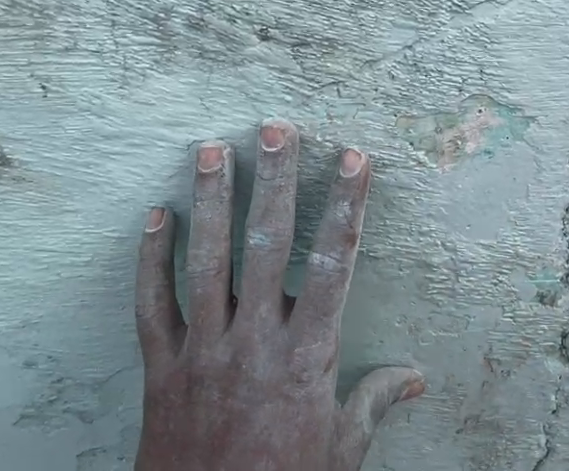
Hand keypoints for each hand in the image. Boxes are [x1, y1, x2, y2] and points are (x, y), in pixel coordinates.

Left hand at [134, 121, 422, 470]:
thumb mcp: (341, 449)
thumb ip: (375, 401)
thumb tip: (417, 378)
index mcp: (307, 355)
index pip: (335, 263)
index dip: (346, 207)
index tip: (354, 159)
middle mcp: (255, 341)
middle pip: (267, 246)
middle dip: (274, 182)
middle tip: (275, 129)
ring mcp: (203, 352)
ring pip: (206, 263)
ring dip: (210, 202)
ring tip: (210, 149)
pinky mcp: (161, 371)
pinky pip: (152, 307)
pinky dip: (151, 260)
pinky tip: (156, 216)